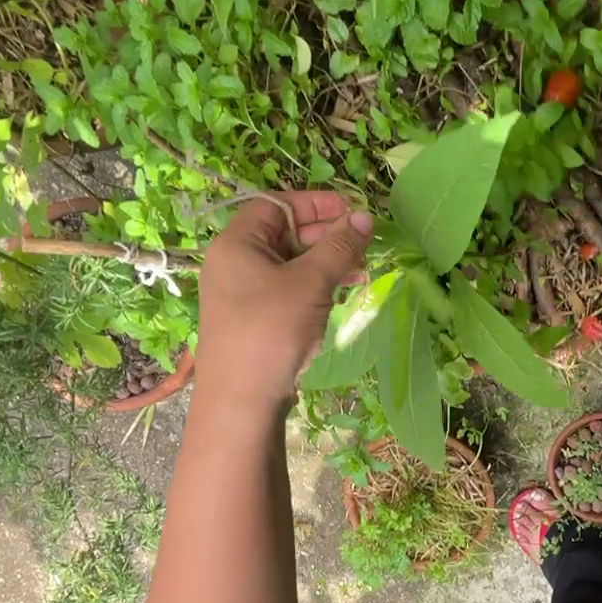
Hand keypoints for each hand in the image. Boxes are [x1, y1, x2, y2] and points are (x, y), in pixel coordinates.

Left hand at [195, 191, 373, 410]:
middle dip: (327, 237)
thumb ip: (339, 247)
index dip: (316, 204)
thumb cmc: (272, 330)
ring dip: (327, 265)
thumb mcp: (310, 283)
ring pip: (291, 265)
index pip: (277, 205)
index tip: (353, 211)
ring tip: (362, 273)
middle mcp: (235, 263)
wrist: (242, 398)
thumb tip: (365, 216)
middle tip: (363, 246)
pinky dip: (316, 288)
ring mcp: (244, 293)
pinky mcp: (256, 319)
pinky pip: (289, 290)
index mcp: (238, 243)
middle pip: (285, 234)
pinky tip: (342, 295)